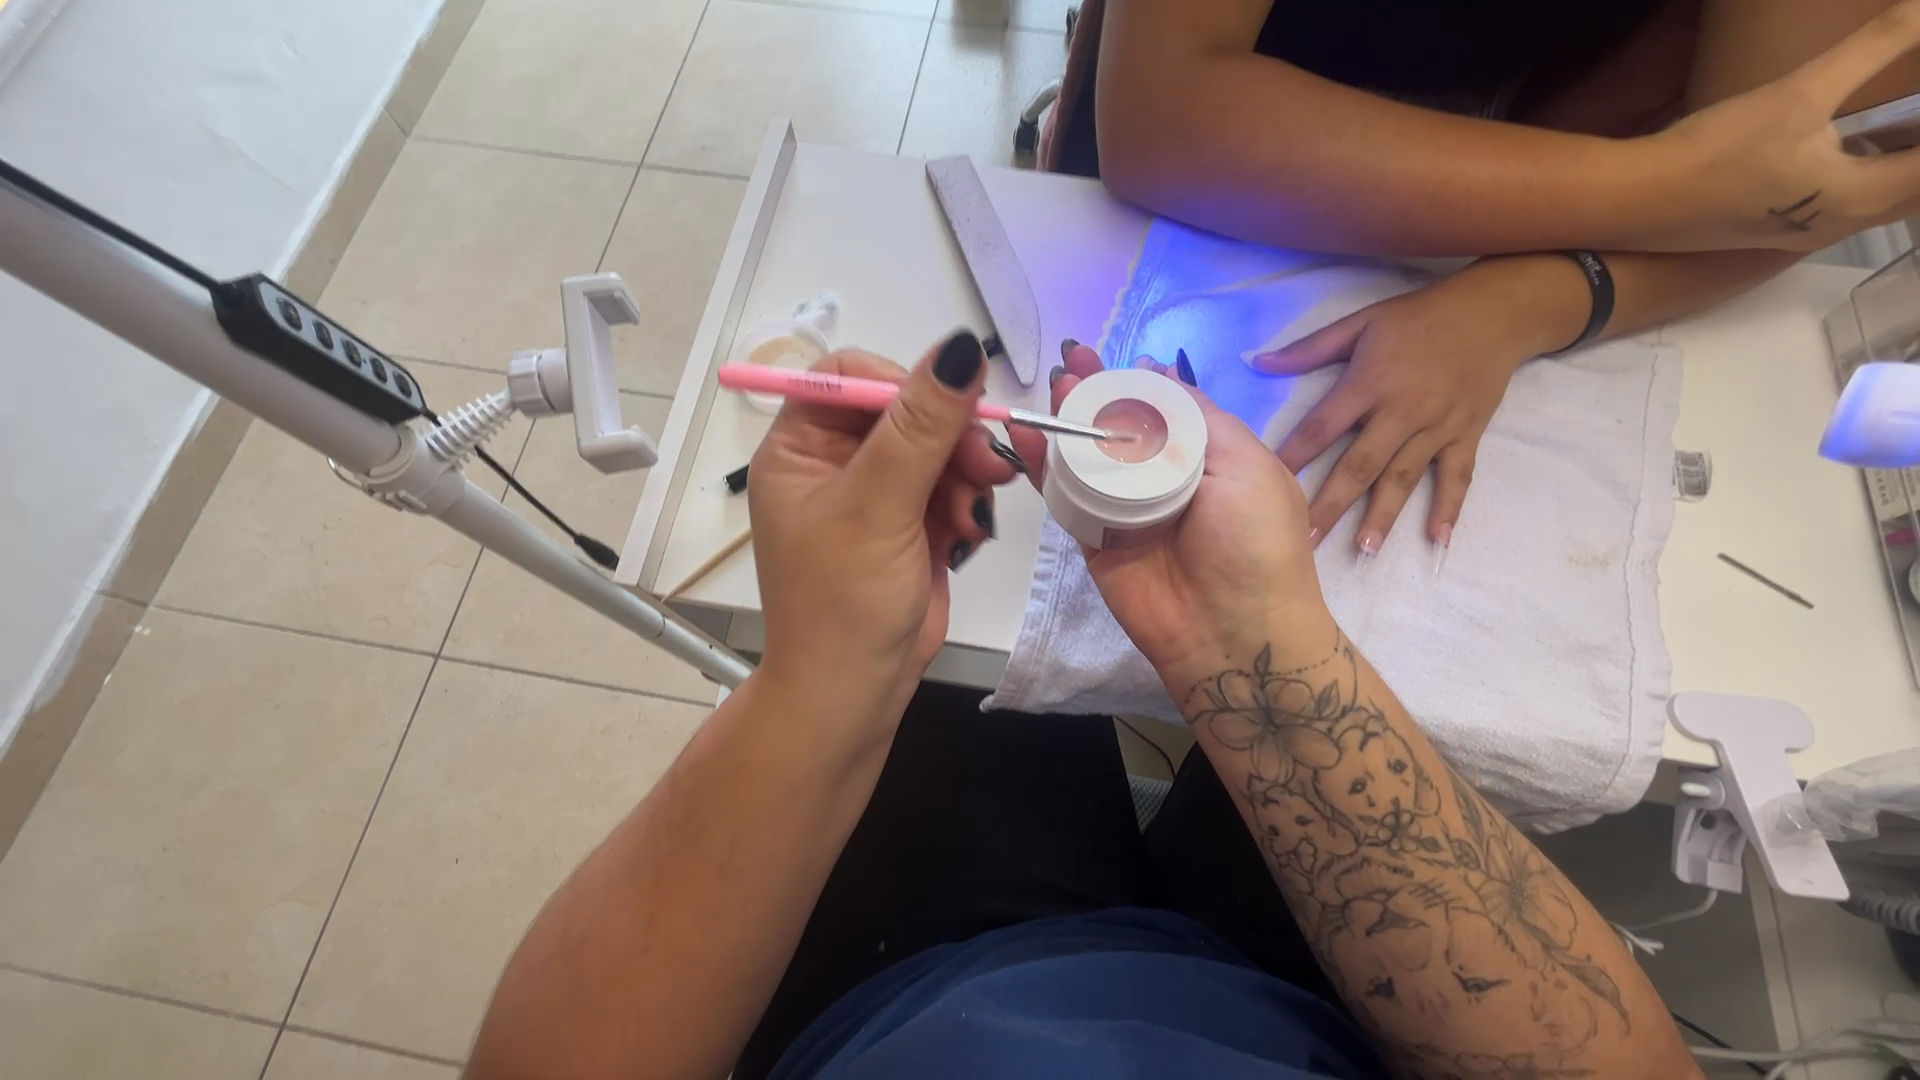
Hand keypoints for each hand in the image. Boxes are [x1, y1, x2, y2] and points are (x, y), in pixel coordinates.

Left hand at [749, 332, 1013, 722]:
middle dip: (949, 437)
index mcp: (800, 448)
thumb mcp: (877, 507)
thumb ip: (921, 427)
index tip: (953, 406)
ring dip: (964, 473)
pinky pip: (950, 486)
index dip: (904, 381)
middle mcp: (835, 462)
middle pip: (905, 410)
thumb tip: (961, 346)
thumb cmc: (844, 603)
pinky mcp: (910, 521)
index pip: (852, 377)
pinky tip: (967, 532)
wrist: (855, 692)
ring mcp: (876, 493)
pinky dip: (966, 503)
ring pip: (936, 448)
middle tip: (988, 464)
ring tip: (973, 513)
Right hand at [1007, 345, 1332, 683]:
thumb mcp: (1245, 464)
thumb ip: (1197, 417)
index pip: (1160, 408)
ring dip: (1064, 422)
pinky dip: (1043, 466)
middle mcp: (1163, 480)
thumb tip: (1162, 373)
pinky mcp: (1093, 538)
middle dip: (1092, 394)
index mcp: (1207, 458)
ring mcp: (1125, 510)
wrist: (1234, 634)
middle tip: (1068, 363)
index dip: (1131, 382)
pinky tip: (1028, 437)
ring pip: (1086, 457)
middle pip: (1117, 428)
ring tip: (1049, 390)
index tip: (1104, 356)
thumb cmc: (1254, 542)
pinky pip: (1064, 496)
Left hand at [1251, 256, 1583, 553]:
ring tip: (1363, 549)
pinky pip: (1458, 477)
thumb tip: (1259, 362)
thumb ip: (1309, 349)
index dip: (1294, 458)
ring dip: (1383, 515)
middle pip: (1359, 465)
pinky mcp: (1467, 435)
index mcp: (1369, 383)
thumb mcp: (1360, 323)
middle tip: (1305, 540)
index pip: (1321, 428)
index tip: (1264, 487)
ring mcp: (1437, 427)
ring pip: (1404, 478)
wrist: (1498, 311)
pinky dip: (1449, 508)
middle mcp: (1402, 411)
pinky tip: (1437, 540)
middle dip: (1331, 504)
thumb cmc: (1417, 318)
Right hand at [1654, 0, 1919, 252]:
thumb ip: (1880, 43)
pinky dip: (1861, 178)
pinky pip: (1840, 208)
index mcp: (1863, 195)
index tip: (1917, 105)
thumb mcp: (1799, 92)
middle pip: (1917, 192)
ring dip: (1897, 166)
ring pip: (1879, 201)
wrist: (1629, 202)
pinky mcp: (1765, 233)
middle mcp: (1840, 225)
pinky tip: (1842, 151)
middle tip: (1911, 118)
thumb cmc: (1712, 155)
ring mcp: (1798, 236)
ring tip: (1896, 128)